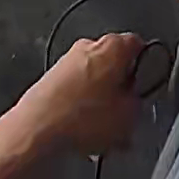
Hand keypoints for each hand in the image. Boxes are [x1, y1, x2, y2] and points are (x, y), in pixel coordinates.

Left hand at [0, 33, 145, 161]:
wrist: (33, 133)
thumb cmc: (83, 118)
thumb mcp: (129, 116)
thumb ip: (139, 103)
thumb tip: (135, 102)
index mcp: (115, 45)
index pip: (140, 46)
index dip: (145, 68)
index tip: (143, 88)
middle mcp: (90, 45)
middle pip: (114, 63)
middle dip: (119, 87)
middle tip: (123, 112)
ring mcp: (66, 61)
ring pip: (93, 78)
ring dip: (98, 99)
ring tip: (100, 130)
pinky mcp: (48, 79)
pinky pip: (73, 90)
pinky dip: (79, 105)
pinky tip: (80, 131)